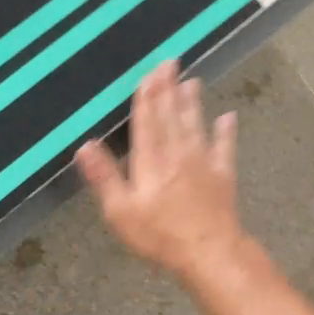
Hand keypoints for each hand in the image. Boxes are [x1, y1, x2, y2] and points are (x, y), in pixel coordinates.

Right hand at [75, 61, 245, 279]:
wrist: (208, 250)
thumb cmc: (158, 235)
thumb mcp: (120, 210)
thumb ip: (104, 176)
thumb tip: (85, 146)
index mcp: (150, 161)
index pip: (146, 123)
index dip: (146, 98)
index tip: (149, 74)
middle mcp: (178, 154)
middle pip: (171, 117)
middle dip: (168, 90)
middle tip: (170, 64)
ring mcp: (203, 163)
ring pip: (196, 126)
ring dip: (193, 103)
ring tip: (193, 82)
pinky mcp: (222, 176)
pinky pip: (224, 148)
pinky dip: (226, 131)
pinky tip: (228, 117)